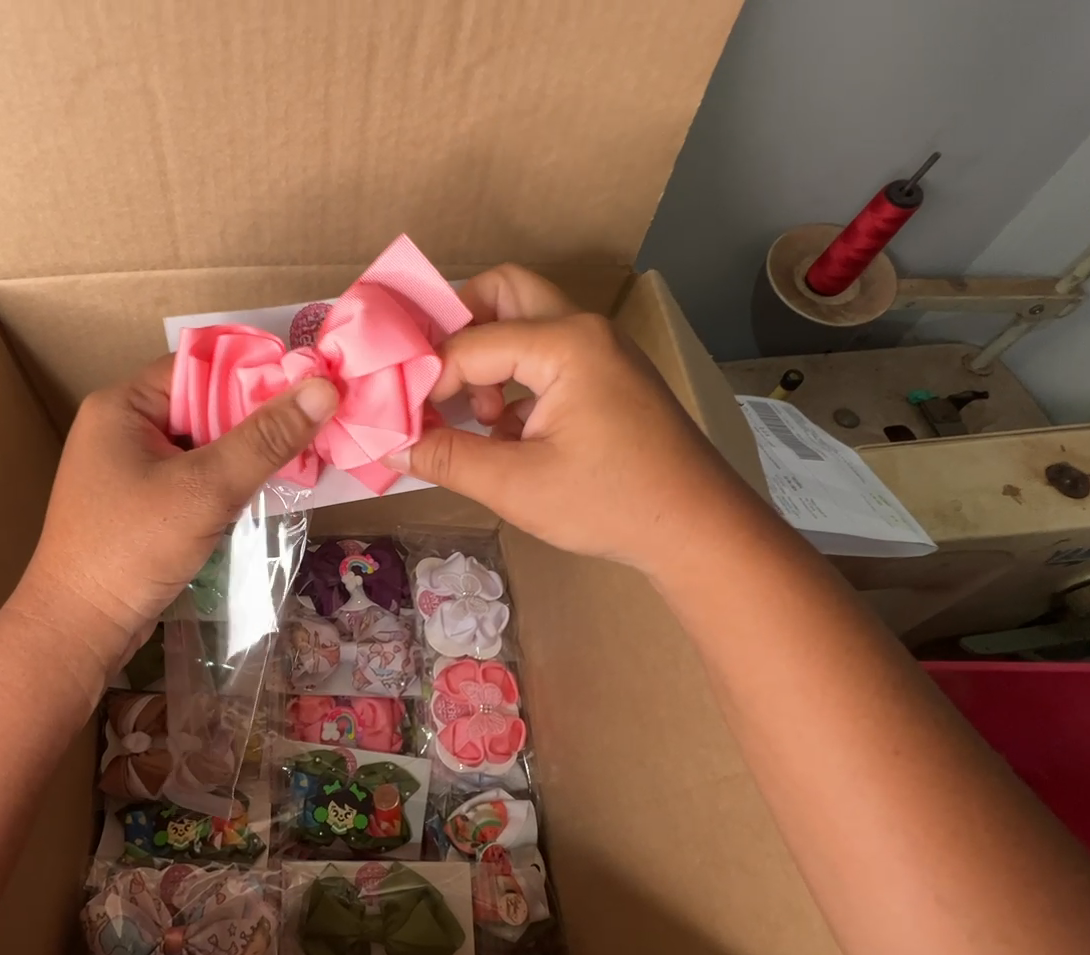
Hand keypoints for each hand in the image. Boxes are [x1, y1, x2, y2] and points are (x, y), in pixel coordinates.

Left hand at [12, 355, 336, 676]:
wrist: (80, 627)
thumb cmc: (133, 548)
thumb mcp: (206, 489)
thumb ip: (266, 440)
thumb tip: (325, 389)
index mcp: (122, 405)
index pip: (199, 369)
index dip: (254, 376)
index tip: (307, 392)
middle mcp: (121, 428)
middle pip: (202, 406)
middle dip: (255, 421)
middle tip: (312, 431)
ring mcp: (128, 469)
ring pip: (201, 446)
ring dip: (244, 456)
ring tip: (298, 463)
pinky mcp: (139, 505)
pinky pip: (192, 478)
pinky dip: (225, 484)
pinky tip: (261, 495)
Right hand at [392, 264, 760, 568]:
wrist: (697, 528)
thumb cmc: (609, 504)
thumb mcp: (515, 485)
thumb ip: (447, 457)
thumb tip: (391, 444)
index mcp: (565, 344)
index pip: (469, 344)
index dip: (427, 381)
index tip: (399, 417)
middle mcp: (583, 329)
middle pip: (502, 292)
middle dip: (457, 328)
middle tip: (432, 379)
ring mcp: (600, 349)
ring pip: (525, 320)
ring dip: (487, 354)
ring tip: (476, 415)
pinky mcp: (605, 375)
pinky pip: (545, 354)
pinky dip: (513, 378)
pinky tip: (506, 431)